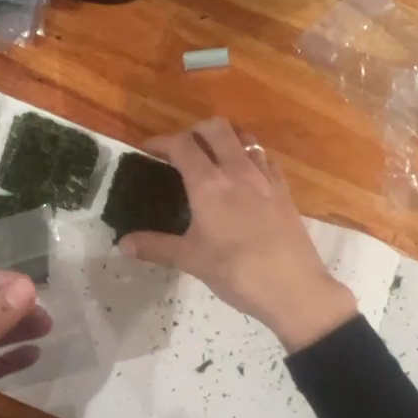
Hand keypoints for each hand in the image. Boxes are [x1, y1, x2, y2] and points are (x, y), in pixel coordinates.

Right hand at [120, 118, 357, 351]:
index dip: (161, 142)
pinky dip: (250, 158)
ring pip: (245, 138)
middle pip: (216, 128)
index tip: (148, 151)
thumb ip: (155, 247)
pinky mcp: (284, 191)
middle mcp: (238, 170)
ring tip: (213, 158)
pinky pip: (265, 159)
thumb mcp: (190, 260)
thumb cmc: (236, 272)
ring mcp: (265, 178)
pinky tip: (245, 178)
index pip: (181, 145)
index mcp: (209, 184)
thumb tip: (123, 244)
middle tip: (182, 150)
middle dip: (195, 131)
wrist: (293, 288)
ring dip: (225, 139)